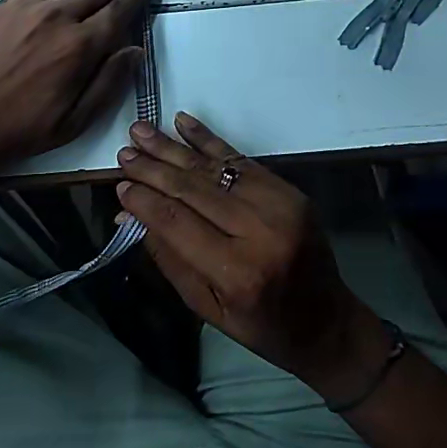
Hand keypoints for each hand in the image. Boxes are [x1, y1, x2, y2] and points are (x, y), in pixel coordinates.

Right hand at [114, 113, 387, 393]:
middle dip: (152, 169)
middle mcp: (261, 233)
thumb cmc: (260, 323)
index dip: (144, 200)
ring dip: (172, 148)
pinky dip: (208, 139)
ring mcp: (280, 207)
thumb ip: (167, 255)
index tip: (118, 186)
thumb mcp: (205, 305)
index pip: (177, 222)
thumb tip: (129, 213)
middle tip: (123, 154)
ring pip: (213, 169)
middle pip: (192, 190)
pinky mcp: (289, 192)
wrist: (328, 322)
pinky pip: (240, 159)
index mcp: (238, 272)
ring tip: (140, 131)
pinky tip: (182, 123)